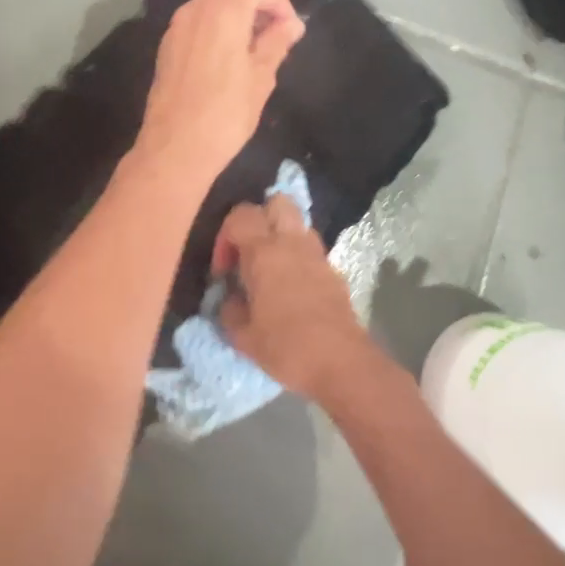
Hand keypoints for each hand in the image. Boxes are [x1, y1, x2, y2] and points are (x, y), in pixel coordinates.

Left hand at [134, 0, 303, 179]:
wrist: (175, 148)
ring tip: (254, 46)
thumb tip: (292, 24)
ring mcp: (176, 27)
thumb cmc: (225, 115)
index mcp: (223, 13)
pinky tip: (228, 56)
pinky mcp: (167, 46)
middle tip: (275, 32)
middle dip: (256, 2)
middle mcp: (195, 10)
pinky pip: (196, 21)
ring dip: (235, 13)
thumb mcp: (261, 78)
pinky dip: (216, 25)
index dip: (278, 0)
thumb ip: (276, 43)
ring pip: (210, 2)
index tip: (291, 27)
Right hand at [212, 195, 377, 401]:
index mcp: (264, 253)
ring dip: (281, 236)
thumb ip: (230, 310)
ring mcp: (317, 255)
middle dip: (259, 219)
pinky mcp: (333, 271)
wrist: (341, 363)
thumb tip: (231, 299)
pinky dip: (298, 257)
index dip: (225, 236)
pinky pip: (311, 249)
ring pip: (297, 223)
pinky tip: (292, 287)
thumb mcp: (243, 336)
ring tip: (271, 267)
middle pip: (276, 202)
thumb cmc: (286, 347)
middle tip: (249, 252)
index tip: (223, 270)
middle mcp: (292, 243)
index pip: (241, 215)